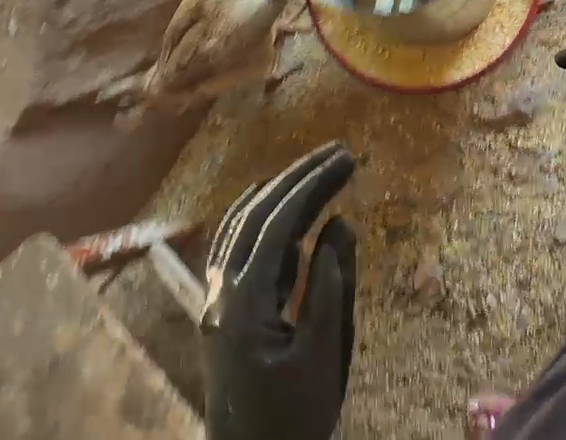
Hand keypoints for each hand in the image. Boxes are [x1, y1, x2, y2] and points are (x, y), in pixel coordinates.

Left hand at [200, 142, 357, 439]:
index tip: (348, 160)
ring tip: (314, 166)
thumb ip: (331, 287)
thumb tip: (339, 224)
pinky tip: (270, 200)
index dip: (313, 187)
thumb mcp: (324, 356)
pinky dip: (254, 215)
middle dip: (298, 177)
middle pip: (256, 215)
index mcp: (245, 303)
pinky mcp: (222, 309)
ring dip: (277, 190)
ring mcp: (216, 300)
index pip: (279, 225)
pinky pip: (234, 246)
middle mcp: (221, 292)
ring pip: (240, 226)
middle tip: (340, 152)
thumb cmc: (293, 416)